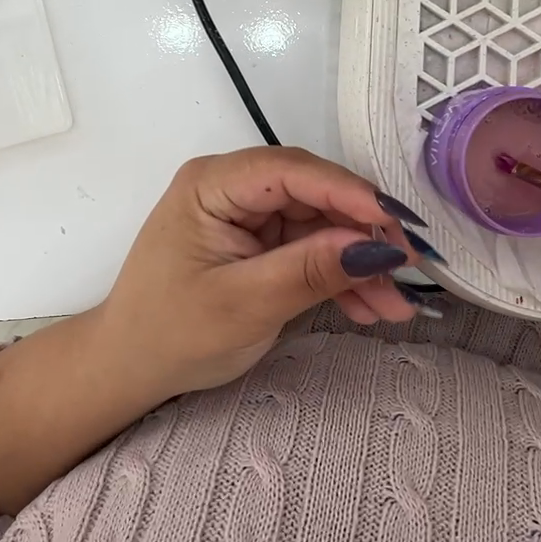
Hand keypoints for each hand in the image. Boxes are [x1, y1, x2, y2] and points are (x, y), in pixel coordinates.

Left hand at [0, 148, 419, 513]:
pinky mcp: (262, 241)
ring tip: (398, 304)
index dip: (347, 192)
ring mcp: (251, 214)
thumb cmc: (171, 334)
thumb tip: (378, 247)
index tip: (395, 223)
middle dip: (363, 232)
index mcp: (213, 183)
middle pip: (314, 194)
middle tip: (410, 265)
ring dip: (360, 263)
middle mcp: (234, 187)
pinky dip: (340, 278)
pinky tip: (373, 308)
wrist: (130, 371)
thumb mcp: (243, 305)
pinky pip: (312, 249)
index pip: (290, 170)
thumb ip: (309, 270)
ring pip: (322, 224)